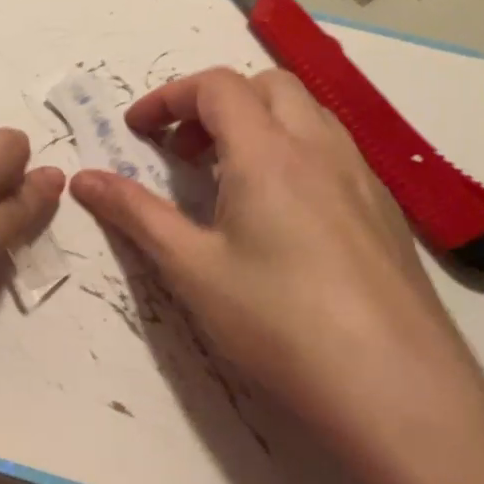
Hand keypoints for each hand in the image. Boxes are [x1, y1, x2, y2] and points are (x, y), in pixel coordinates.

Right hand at [71, 68, 483, 483]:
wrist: (401, 397)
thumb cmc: (280, 323)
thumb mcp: (190, 268)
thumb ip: (134, 213)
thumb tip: (82, 179)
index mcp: (269, 155)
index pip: (216, 87)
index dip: (167, 98)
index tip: (136, 132)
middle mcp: (322, 153)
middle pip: (269, 86)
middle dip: (215, 103)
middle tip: (182, 152)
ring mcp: (364, 184)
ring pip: (309, 116)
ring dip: (258, 125)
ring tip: (224, 180)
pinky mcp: (387, 219)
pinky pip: (335, 155)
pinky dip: (293, 155)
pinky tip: (277, 218)